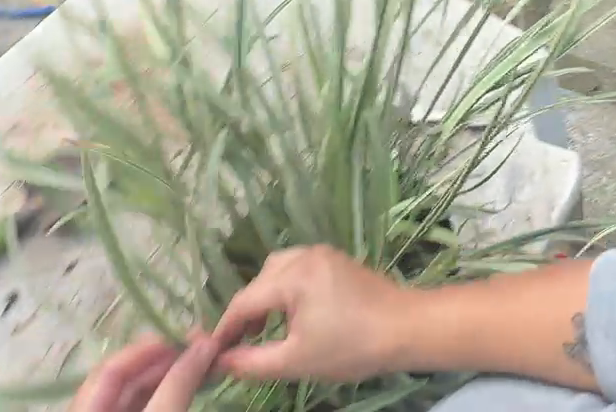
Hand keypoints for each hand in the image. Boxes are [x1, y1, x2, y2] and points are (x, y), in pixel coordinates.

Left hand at [71, 335, 219, 411]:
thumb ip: (178, 385)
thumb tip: (207, 343)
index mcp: (86, 411)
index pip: (111, 369)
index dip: (149, 349)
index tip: (190, 337)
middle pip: (127, 379)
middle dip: (168, 359)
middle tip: (206, 346)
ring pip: (141, 392)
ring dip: (175, 373)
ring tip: (208, 360)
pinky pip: (150, 405)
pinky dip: (174, 391)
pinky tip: (196, 381)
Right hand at [210, 244, 418, 382]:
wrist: (404, 328)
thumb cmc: (350, 346)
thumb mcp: (294, 360)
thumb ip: (251, 361)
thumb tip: (219, 361)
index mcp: (294, 275)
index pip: (244, 300)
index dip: (224, 329)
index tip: (211, 355)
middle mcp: (307, 255)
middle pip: (260, 279)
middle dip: (245, 311)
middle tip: (238, 345)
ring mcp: (325, 255)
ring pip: (279, 269)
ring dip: (265, 297)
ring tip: (262, 332)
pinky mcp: (337, 261)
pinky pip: (299, 268)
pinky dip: (285, 288)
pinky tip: (289, 316)